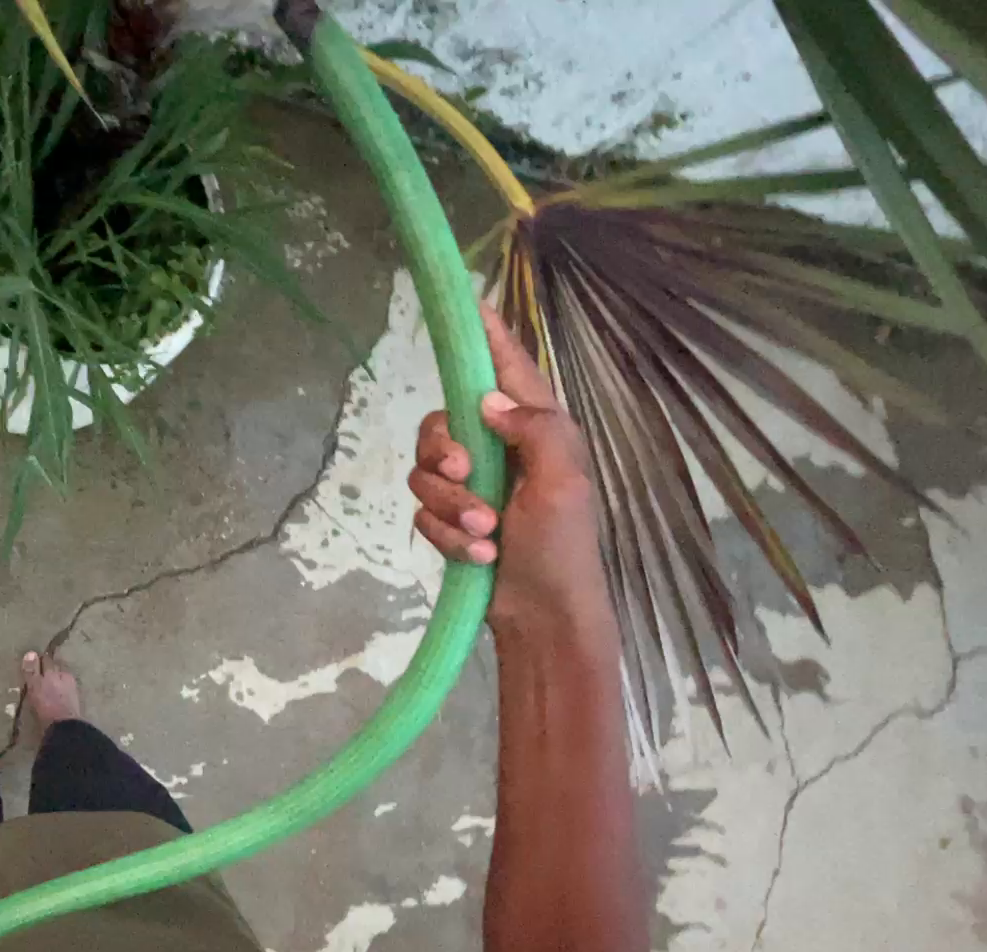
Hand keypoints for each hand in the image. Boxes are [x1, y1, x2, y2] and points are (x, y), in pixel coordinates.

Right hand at [409, 305, 611, 633]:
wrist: (540, 613)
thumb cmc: (563, 547)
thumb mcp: (563, 483)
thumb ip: (533, 431)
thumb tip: (487, 400)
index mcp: (534, 431)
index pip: (506, 372)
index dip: (487, 338)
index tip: (469, 304)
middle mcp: (496, 450)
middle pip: (441, 423)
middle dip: (445, 454)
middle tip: (465, 477)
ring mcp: (469, 487)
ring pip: (425, 473)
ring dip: (451, 508)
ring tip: (484, 536)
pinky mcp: (448, 519)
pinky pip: (423, 512)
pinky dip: (446, 535)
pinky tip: (475, 555)